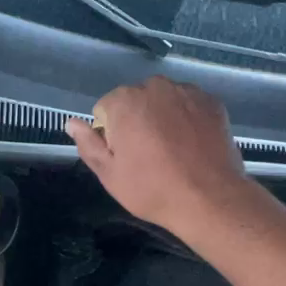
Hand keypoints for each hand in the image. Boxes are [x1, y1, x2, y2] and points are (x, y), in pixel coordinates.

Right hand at [65, 77, 256, 236]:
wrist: (210, 200)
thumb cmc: (153, 190)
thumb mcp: (110, 174)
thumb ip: (88, 144)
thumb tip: (72, 123)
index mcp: (125, 100)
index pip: (106, 109)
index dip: (112, 135)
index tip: (126, 158)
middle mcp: (156, 86)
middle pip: (136, 100)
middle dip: (138, 121)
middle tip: (150, 156)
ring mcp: (188, 92)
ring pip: (165, 101)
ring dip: (164, 118)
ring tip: (174, 151)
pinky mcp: (212, 103)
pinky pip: (190, 106)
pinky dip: (188, 119)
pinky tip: (193, 145)